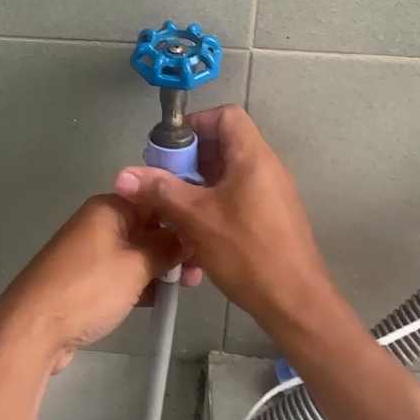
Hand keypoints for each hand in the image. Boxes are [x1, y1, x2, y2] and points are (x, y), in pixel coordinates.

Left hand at [0, 194, 187, 372]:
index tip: (207, 235)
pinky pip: (123, 273)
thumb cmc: (88, 289)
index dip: (181, 216)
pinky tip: (160, 299)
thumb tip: (189, 233)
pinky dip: (141, 283)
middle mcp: (99, 223)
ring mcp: (91, 252)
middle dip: (174, 246)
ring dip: (160, 267)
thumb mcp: (135, 266)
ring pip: (137, 253)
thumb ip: (166, 247)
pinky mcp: (87, 280)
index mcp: (110, 208)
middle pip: (147, 227)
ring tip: (187, 286)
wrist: (33, 329)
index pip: (154, 199)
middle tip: (199, 270)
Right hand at [113, 104, 334, 329]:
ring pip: (231, 172)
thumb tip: (123, 174)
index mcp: (253, 156)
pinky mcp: (274, 216)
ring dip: (201, 183)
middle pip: (226, 143)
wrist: (296, 304)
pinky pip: (240, 194)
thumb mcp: (196, 217)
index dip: (196, 124)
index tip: (171, 150)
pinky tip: (198, 230)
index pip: (226, 115)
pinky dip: (216, 201)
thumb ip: (160, 190)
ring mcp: (273, 192)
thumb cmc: (247, 252)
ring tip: (178, 208)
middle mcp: (267, 166)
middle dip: (192, 159)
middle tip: (167, 182)